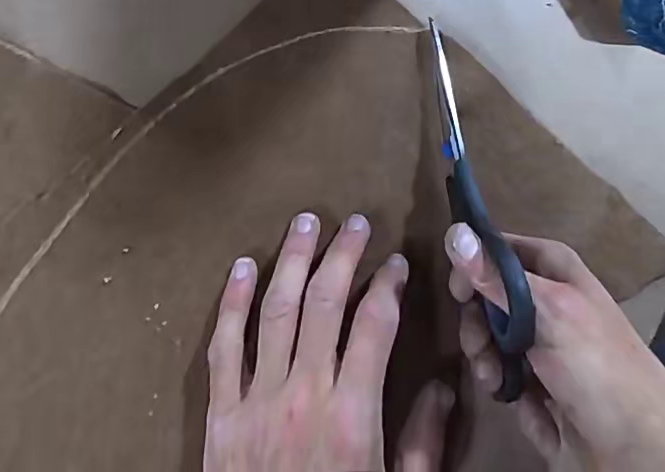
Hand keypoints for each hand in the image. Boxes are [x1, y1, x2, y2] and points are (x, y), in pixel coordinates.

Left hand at [206, 212, 453, 471]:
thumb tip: (445, 384)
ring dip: (292, 260)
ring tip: (307, 222)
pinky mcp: (219, 417)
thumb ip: (424, 442)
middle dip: (344, 254)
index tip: (397, 263)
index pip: (376, 323)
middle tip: (357, 223)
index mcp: (352, 415)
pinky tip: (240, 266)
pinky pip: (222, 348)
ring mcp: (255, 402)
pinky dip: (230, 303)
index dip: (390, 284)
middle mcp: (303, 395)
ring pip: (275, 310)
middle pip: (325, 302)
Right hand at [444, 226, 664, 471]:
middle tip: (481, 345)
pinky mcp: (541, 388)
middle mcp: (546, 301)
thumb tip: (454, 231)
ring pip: (491, 340)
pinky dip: (511, 393)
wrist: (640, 454)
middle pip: (488, 297)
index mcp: (553, 269)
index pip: (499, 248)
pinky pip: (507, 379)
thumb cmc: (597, 366)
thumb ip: (496, 276)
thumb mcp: (546, 311)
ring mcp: (543, 346)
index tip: (457, 291)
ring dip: (488, 361)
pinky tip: (530, 407)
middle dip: (478, 324)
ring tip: (501, 382)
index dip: (474, 264)